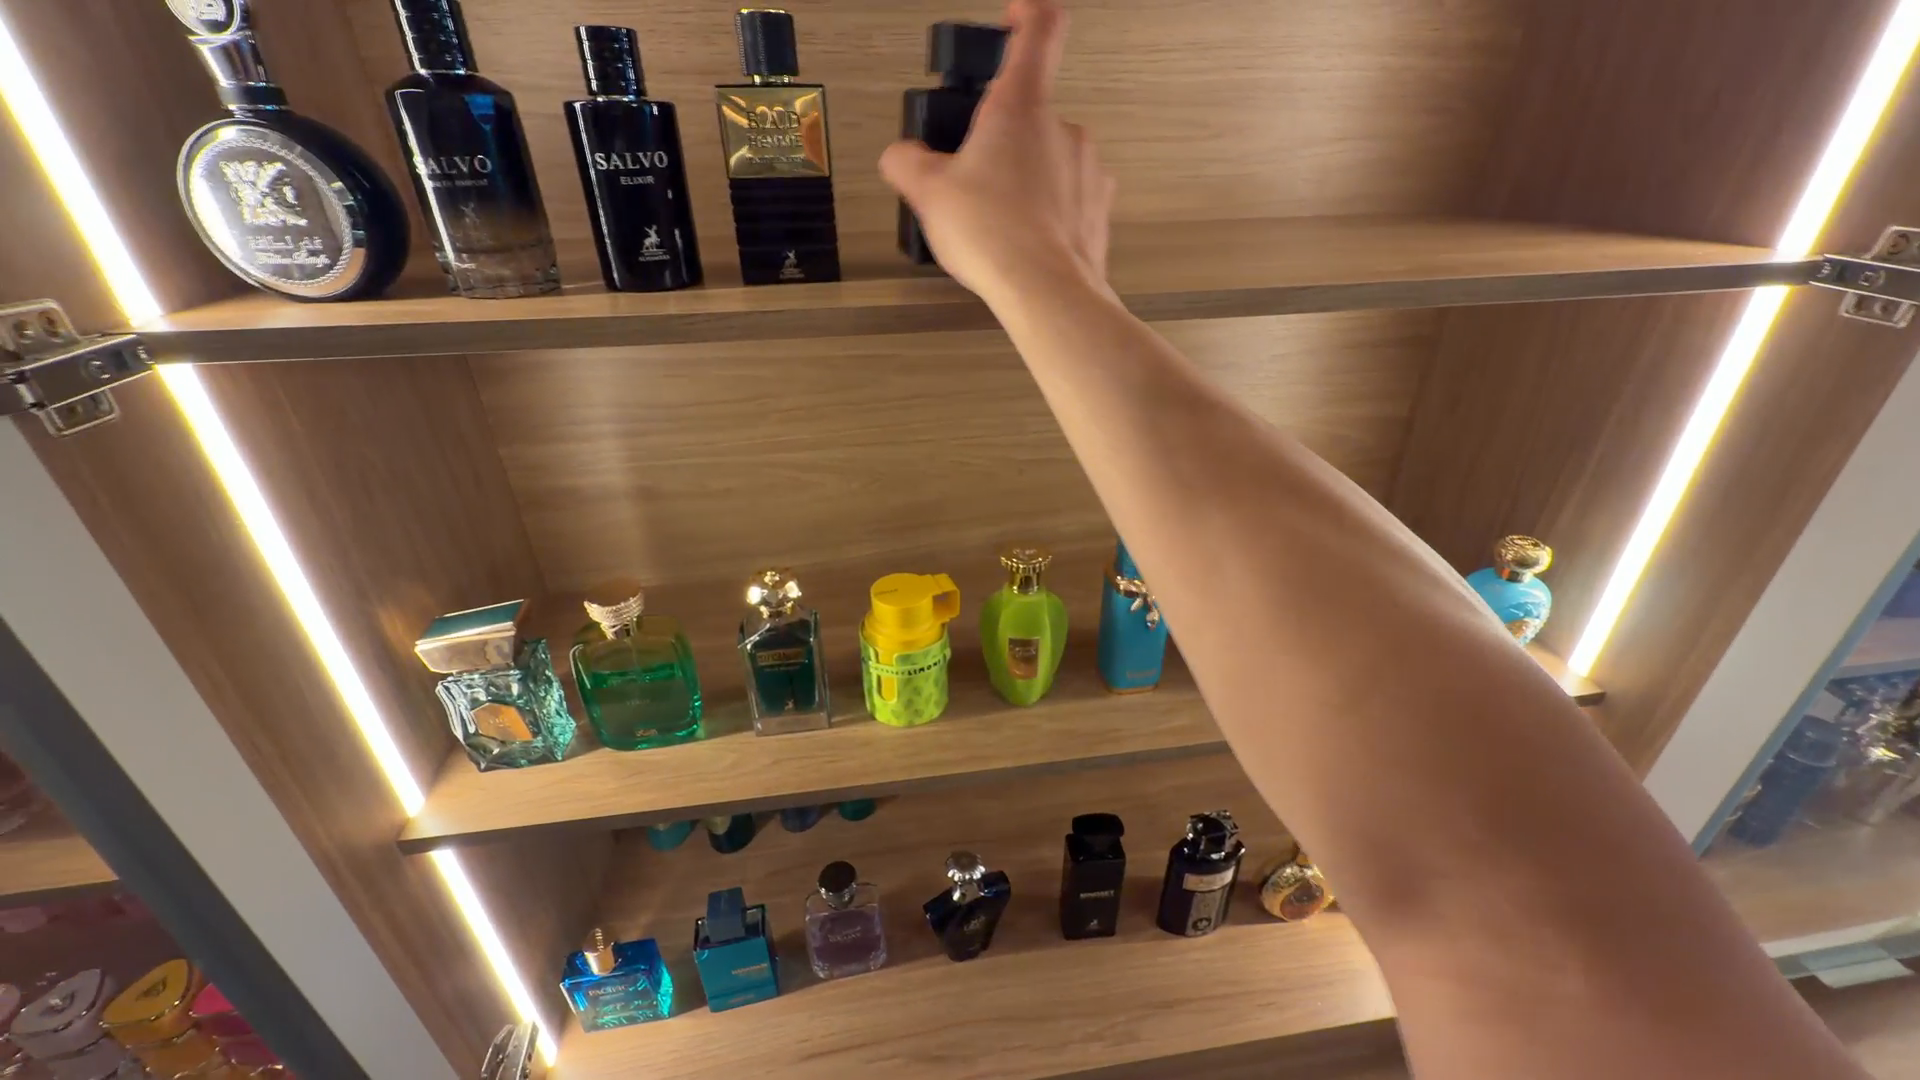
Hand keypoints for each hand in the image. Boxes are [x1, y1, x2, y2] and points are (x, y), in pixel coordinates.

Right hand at [880, 0, 1115, 306]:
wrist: (1046, 292)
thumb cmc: (995, 236)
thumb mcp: (928, 195)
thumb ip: (907, 163)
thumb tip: (900, 157)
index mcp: (1021, 106)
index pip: (1040, 29)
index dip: (1026, 15)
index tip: (1014, 17)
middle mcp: (1064, 128)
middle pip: (1031, 110)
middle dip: (1001, 138)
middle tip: (973, 175)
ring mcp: (1088, 169)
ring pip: (1050, 158)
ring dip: (1025, 177)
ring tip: (997, 217)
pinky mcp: (1097, 209)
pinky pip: (1068, 196)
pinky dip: (1046, 209)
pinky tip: (1023, 237)